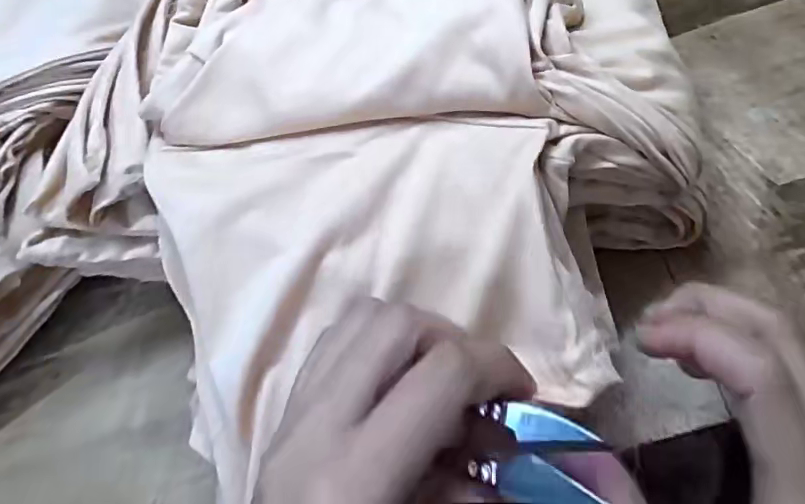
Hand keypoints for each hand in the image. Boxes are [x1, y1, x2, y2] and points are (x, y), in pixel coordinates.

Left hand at [257, 299, 535, 503]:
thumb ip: (463, 495)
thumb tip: (503, 449)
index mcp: (355, 476)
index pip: (440, 373)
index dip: (495, 366)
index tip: (523, 390)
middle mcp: (316, 427)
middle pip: (396, 323)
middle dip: (451, 339)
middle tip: (478, 385)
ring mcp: (291, 415)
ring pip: (359, 318)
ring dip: (410, 334)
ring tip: (438, 381)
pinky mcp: (281, 415)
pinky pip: (332, 342)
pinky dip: (372, 344)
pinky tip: (395, 387)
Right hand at [637, 285, 804, 503]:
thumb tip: (581, 452)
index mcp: (803, 488)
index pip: (761, 370)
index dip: (697, 333)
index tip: (639, 338)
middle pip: (780, 337)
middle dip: (708, 305)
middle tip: (648, 320)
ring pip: (786, 348)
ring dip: (719, 320)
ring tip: (663, 332)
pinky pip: (779, 375)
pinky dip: (731, 348)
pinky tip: (694, 368)